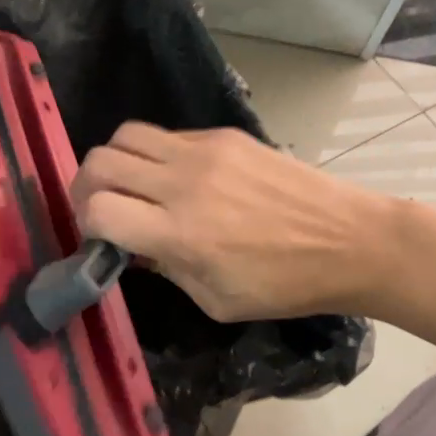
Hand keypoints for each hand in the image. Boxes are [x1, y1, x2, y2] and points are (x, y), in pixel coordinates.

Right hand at [69, 122, 398, 321]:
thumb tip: (131, 246)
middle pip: (100, 163)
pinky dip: (152, 153)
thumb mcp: (216, 301)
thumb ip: (165, 270)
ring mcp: (202, 152)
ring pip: (124, 135)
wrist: (352, 240)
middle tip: (97, 205)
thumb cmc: (285, 285)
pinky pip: (165, 134)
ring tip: (126, 182)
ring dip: (113, 160)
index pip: (100, 210)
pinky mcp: (222, 135)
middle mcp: (182, 184)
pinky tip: (171, 175)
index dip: (85, 222)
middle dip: (84, 186)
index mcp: (181, 235)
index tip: (97, 235)